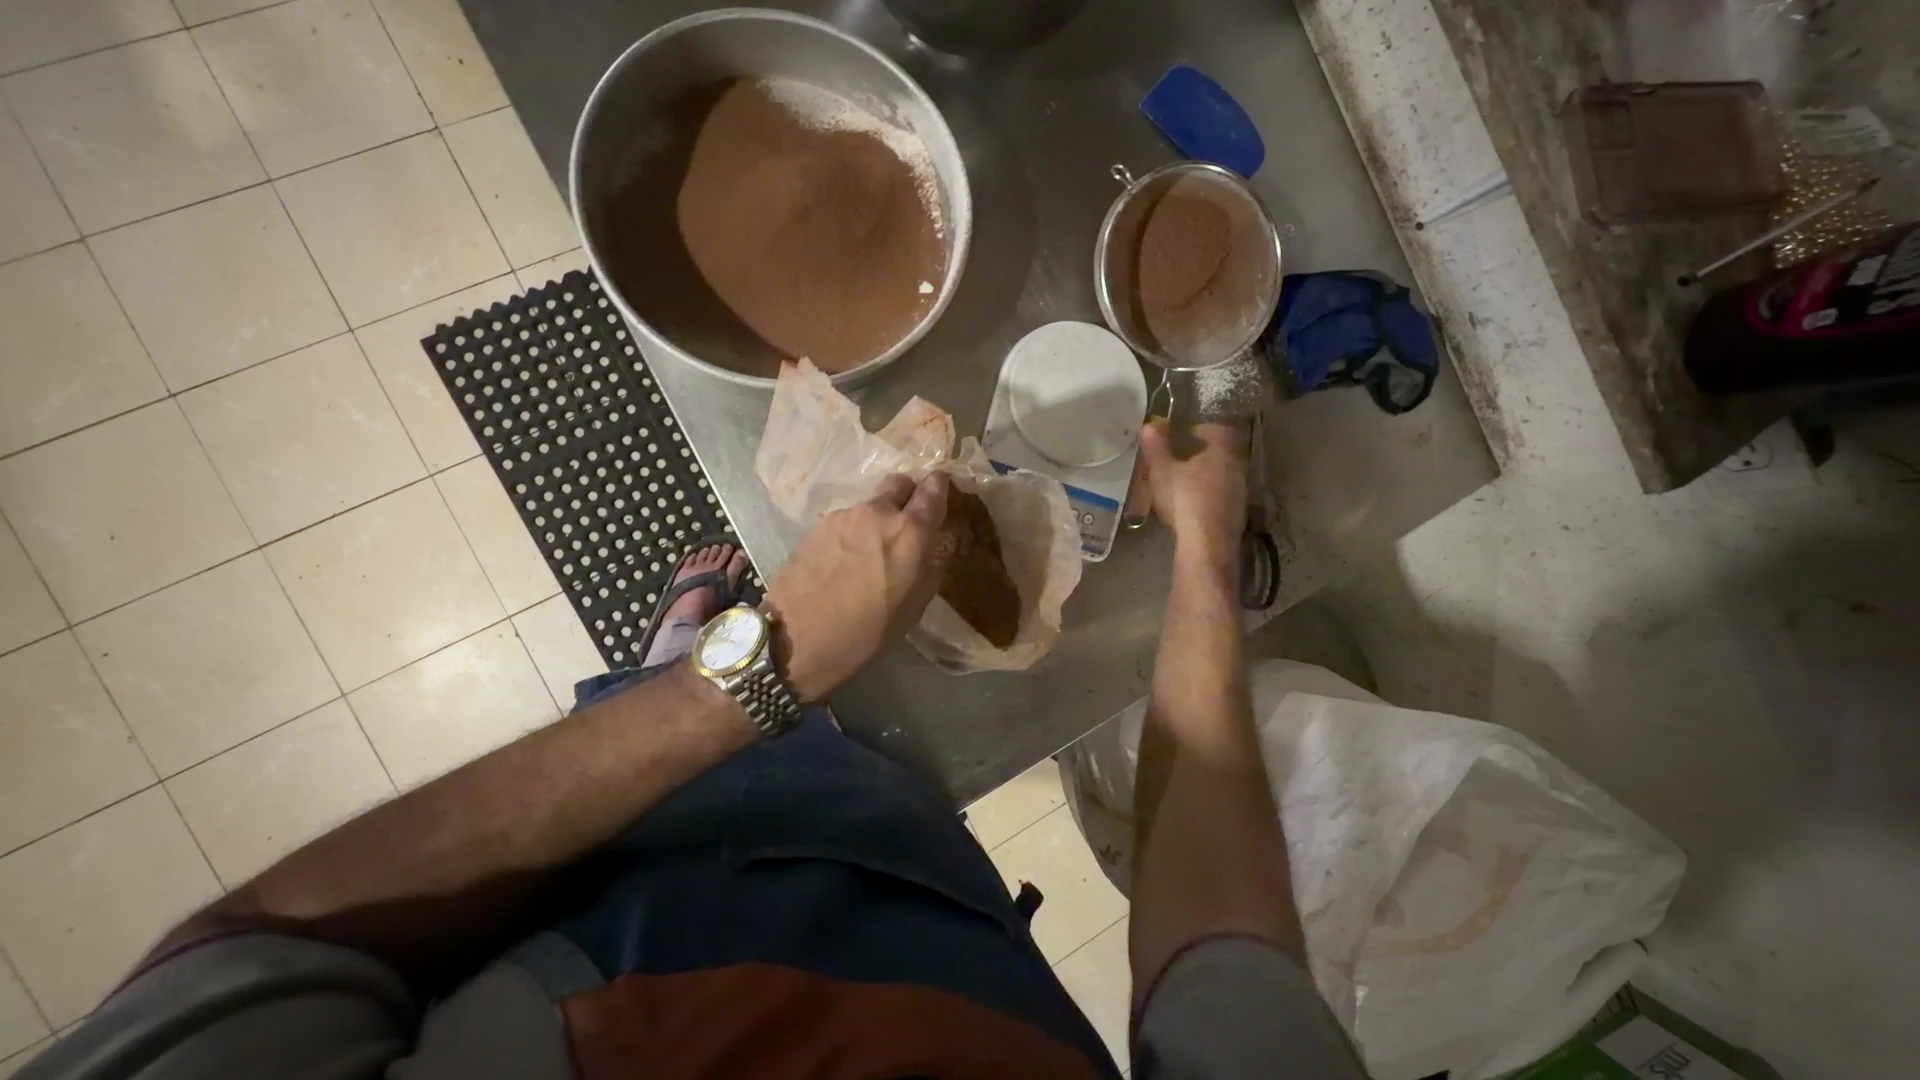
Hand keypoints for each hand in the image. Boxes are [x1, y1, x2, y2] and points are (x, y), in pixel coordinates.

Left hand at [764, 471, 949, 700]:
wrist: (797, 639)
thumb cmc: (867, 632)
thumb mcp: (914, 607)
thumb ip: (928, 567)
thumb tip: (930, 547)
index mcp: (910, 532)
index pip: (933, 489)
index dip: (940, 486)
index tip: (941, 489)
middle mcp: (878, 512)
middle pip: (899, 483)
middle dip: (907, 495)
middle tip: (905, 522)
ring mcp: (843, 516)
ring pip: (870, 505)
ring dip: (876, 520)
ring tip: (869, 552)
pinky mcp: (816, 526)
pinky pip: (846, 521)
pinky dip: (852, 533)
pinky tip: (844, 560)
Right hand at [1139, 419, 1247, 572]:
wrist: (1207, 544)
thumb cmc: (1184, 499)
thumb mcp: (1162, 471)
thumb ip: (1156, 447)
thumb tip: (1149, 425)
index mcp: (1222, 452)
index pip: (1218, 430)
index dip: (1202, 429)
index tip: (1187, 433)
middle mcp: (1237, 468)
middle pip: (1223, 453)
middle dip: (1204, 453)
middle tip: (1183, 457)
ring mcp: (1240, 493)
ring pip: (1224, 476)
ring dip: (1208, 476)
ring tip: (1185, 482)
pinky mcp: (1237, 516)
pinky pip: (1223, 497)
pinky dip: (1210, 495)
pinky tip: (1194, 506)